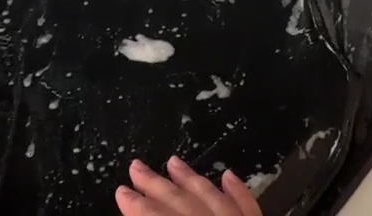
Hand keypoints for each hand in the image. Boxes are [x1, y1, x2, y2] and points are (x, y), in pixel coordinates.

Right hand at [115, 156, 264, 215]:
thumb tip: (136, 212)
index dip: (137, 206)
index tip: (121, 190)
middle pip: (182, 205)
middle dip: (157, 185)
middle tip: (136, 166)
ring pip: (213, 199)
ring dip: (191, 180)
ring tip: (173, 161)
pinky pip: (250, 209)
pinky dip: (239, 192)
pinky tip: (228, 175)